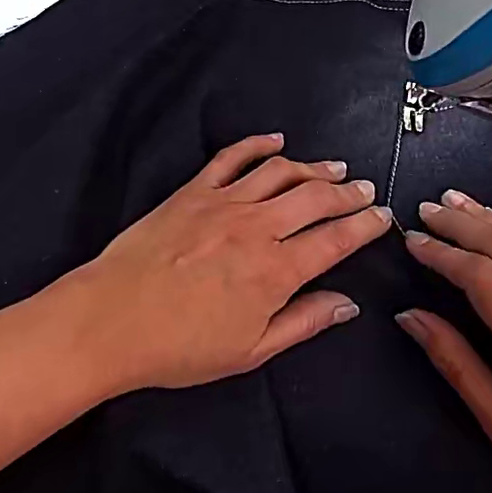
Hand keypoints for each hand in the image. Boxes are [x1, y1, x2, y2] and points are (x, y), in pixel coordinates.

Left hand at [45, 133, 392, 394]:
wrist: (109, 321)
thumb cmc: (179, 347)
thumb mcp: (249, 351)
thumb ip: (303, 322)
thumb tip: (347, 305)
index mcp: (275, 271)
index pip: (335, 239)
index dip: (365, 225)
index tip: (382, 216)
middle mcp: (258, 228)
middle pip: (316, 198)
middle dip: (348, 192)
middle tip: (366, 189)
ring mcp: (226, 202)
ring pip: (283, 172)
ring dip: (314, 167)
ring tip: (335, 168)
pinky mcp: (195, 190)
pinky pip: (233, 157)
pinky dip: (258, 145)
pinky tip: (276, 141)